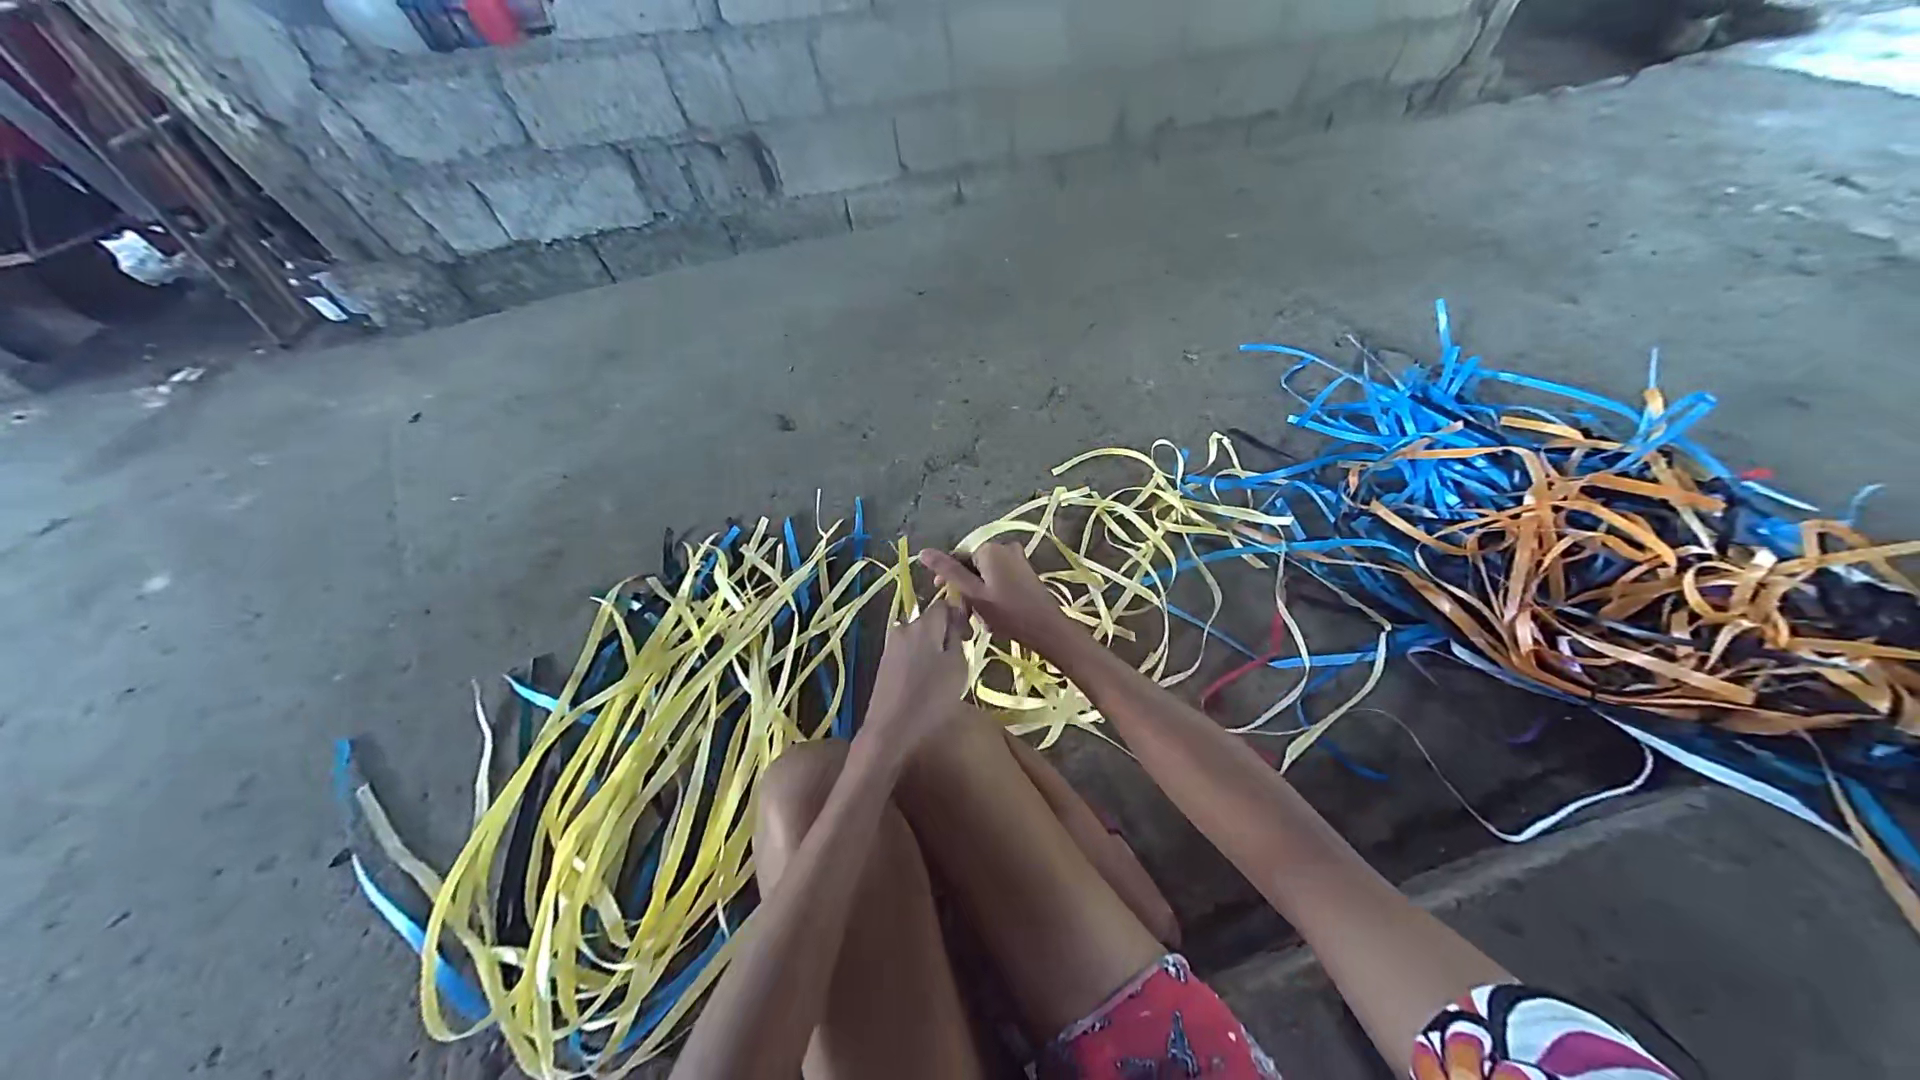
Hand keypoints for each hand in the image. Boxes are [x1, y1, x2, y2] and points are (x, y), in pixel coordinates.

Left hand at [861, 599, 971, 762]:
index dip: (960, 615)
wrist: (890, 729)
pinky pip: (908, 651)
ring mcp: (891, 645)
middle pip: (930, 620)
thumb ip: (956, 637)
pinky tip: (925, 680)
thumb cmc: (931, 698)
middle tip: (959, 656)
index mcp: (924, 624)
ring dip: (932, 646)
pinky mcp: (883, 662)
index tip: (968, 637)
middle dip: (945, 632)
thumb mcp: (957, 666)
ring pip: (919, 637)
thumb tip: (955, 621)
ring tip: (943, 672)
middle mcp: (904, 627)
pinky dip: (920, 658)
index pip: (944, 604)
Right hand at [919, 543, 1081, 655]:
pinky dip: (991, 593)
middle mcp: (1004, 547)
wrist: (1047, 629)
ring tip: (980, 618)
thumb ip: (948, 572)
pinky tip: (994, 614)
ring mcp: (1017, 558)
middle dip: (965, 588)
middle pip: (972, 565)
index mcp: (989, 548)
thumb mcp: (973, 593)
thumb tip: (924, 552)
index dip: (948, 577)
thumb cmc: (1008, 613)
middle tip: (965, 613)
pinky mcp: (1024, 571)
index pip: (957, 557)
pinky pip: (999, 577)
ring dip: (978, 594)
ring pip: (985, 574)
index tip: (945, 597)